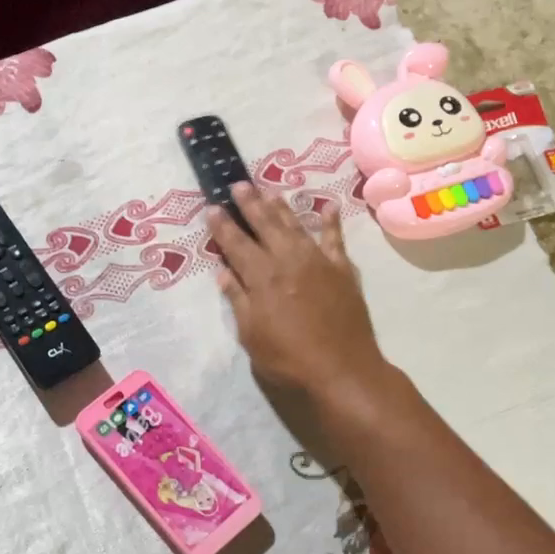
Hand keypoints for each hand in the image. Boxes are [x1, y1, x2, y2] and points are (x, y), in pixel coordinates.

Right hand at [212, 184, 388, 398]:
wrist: (342, 369)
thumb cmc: (287, 359)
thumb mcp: (251, 335)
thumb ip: (239, 300)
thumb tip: (225, 273)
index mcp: (262, 278)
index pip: (237, 245)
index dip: (223, 226)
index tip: (212, 208)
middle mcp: (289, 261)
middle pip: (266, 225)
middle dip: (250, 204)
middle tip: (238, 184)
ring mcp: (318, 262)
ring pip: (296, 226)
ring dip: (281, 208)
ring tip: (269, 191)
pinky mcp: (342, 270)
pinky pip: (334, 239)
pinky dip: (330, 222)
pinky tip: (327, 208)